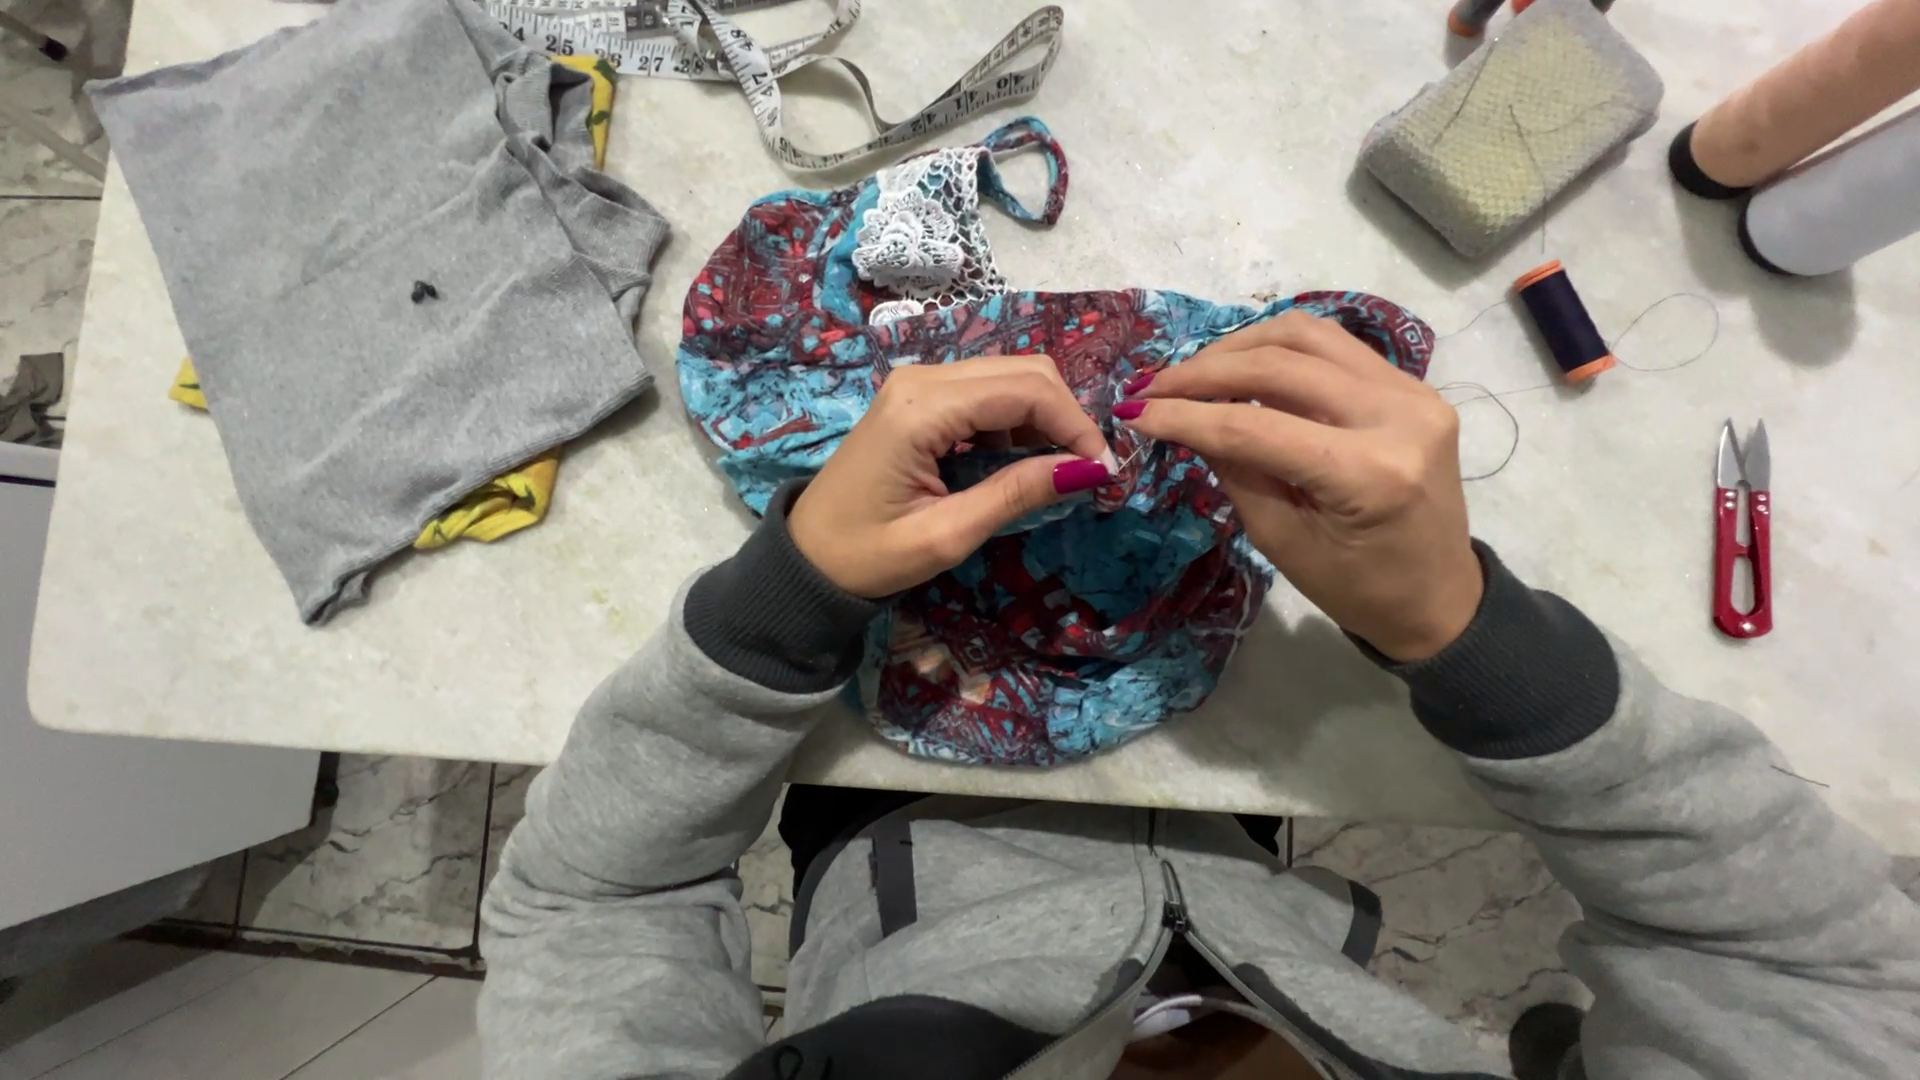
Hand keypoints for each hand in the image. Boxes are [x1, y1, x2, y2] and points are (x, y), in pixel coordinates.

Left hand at [788, 356, 1117, 597]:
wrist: (806, 556)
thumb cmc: (867, 556)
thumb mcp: (945, 536)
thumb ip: (1015, 495)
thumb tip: (1087, 470)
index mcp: (921, 408)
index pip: (1024, 390)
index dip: (1074, 424)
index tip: (1102, 470)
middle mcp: (921, 378)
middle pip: (1021, 371)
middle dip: (1063, 417)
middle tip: (1084, 471)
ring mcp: (917, 384)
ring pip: (1007, 378)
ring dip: (1040, 419)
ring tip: (1052, 472)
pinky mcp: (917, 398)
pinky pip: (984, 393)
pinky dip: (1013, 422)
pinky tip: (1013, 462)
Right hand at [1117, 313, 1482, 660]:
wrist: (1438, 595)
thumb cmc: (1355, 587)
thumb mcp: (1279, 538)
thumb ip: (1234, 469)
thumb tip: (1182, 418)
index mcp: (1368, 474)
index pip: (1255, 426)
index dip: (1186, 416)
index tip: (1134, 414)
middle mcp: (1399, 416)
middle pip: (1279, 366)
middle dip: (1203, 372)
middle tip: (1151, 388)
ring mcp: (1412, 391)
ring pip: (1305, 336)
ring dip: (1236, 348)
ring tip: (1190, 374)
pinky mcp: (1410, 384)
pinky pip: (1329, 346)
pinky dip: (1274, 350)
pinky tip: (1238, 369)